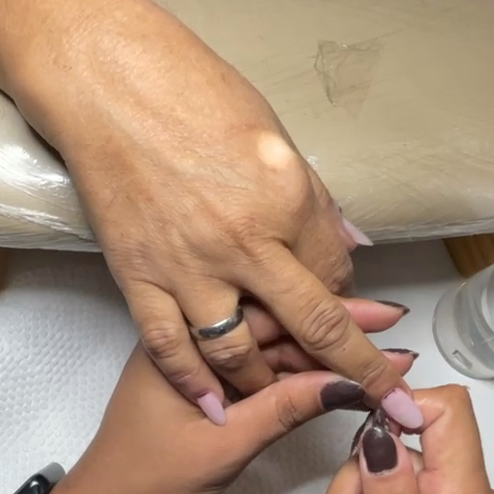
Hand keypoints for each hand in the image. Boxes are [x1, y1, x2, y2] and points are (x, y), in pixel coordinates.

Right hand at [14, 6, 418, 430]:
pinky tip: (213, 406)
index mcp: (286, 196)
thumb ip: (310, 200)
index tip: (350, 311)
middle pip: (314, 323)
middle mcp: (245, 242)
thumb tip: (346, 247)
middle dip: (360, 369)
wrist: (103, 87)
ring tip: (279, 391)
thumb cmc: (188, 93)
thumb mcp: (271, 132)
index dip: (348, 297)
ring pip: (241, 350)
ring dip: (267, 380)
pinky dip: (194, 382)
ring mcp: (189, 268)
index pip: (335, 270)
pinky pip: (170, 347)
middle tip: (390, 402)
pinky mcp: (140, 280)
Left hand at [48, 299, 415, 493]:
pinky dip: (297, 375)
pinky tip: (335, 375)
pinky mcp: (210, 380)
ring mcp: (203, 358)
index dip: (329, 319)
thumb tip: (349, 384)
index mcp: (186, 340)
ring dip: (321, 354)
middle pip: (275, 326)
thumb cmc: (153, 475)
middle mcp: (194, 338)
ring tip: (378, 352)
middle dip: (334, 328)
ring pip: (272, 348)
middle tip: (392, 324)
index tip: (381, 318)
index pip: (268, 317)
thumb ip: (284, 410)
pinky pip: (260, 369)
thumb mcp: (224, 445)